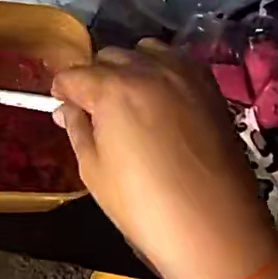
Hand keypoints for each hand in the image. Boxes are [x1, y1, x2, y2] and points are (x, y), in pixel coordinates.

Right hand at [51, 41, 277, 278]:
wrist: (215, 226)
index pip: (74, 74)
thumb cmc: (146, 207)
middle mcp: (149, 70)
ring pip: (146, 51)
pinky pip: (178, 62)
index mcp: (113, 90)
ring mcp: (184, 74)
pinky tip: (162, 100)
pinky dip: (163, 71)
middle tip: (95, 109)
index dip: (62, 89)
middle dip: (96, 78)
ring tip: (131, 101)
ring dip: (131, 68)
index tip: (61, 104)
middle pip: (110, 57)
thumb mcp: (95, 172)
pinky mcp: (210, 86)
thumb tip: (68, 109)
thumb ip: (78, 130)